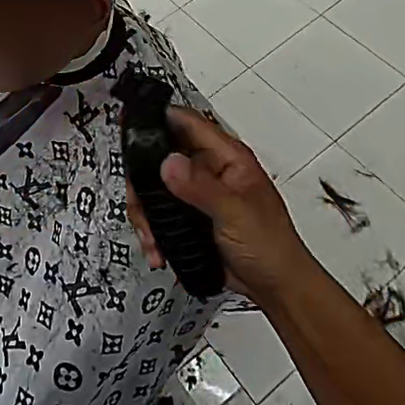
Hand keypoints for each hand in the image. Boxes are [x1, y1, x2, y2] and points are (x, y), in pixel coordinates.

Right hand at [124, 107, 318, 303]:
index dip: (158, 118)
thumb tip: (170, 162)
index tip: (129, 124)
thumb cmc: (271, 246)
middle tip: (143, 207)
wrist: (275, 285)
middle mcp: (211, 170)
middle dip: (144, 184)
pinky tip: (158, 248)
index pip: (187, 123)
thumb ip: (200, 186)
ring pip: (156, 189)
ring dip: (147, 214)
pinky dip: (153, 231)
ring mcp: (199, 194)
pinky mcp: (191, 217)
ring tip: (153, 237)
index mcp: (228, 157)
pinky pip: (160, 214)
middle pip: (161, 157)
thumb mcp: (234, 212)